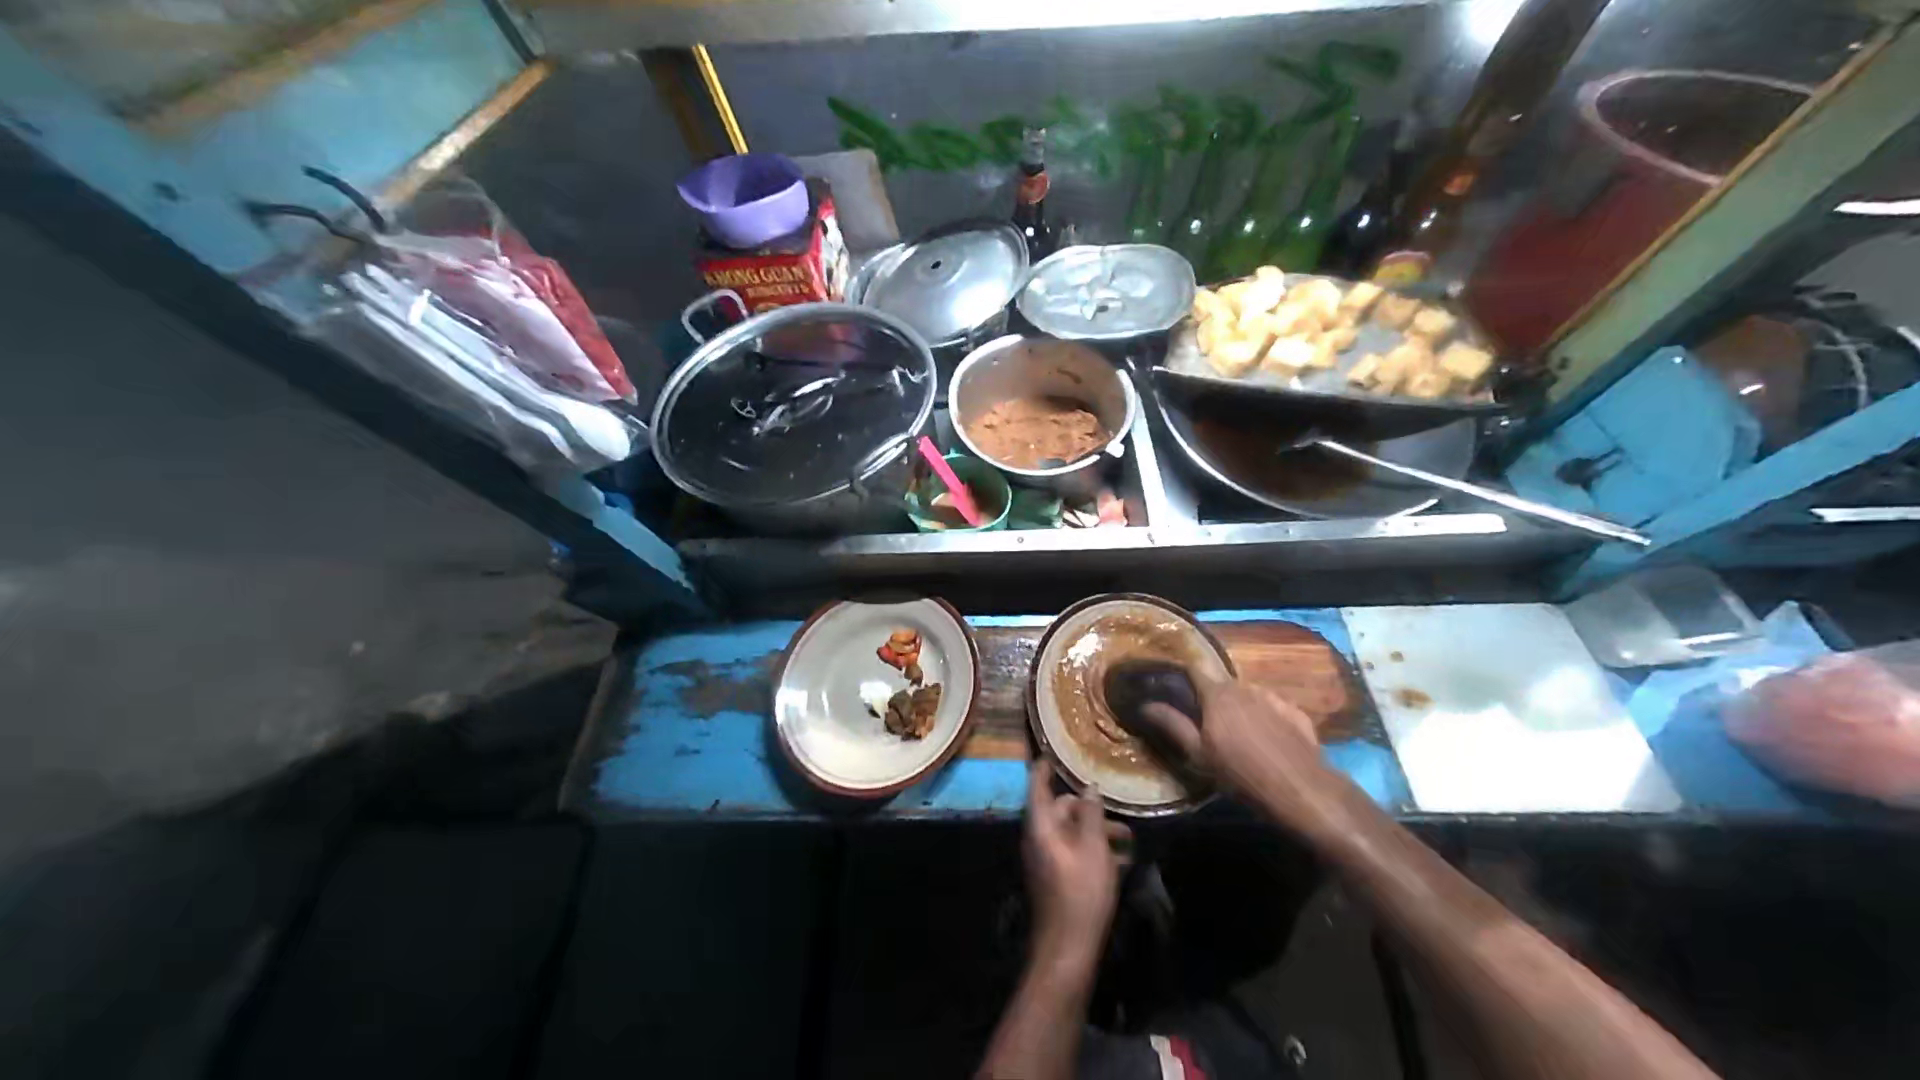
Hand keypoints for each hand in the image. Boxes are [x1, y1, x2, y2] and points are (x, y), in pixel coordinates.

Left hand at [1022, 760, 1130, 968]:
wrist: (1068, 946)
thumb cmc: (1081, 892)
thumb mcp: (1093, 848)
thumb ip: (1091, 814)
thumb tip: (1088, 787)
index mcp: (1040, 826)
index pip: (1037, 785)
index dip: (1043, 767)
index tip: (1051, 750)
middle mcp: (1037, 837)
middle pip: (1060, 810)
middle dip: (1089, 809)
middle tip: (1121, 817)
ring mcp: (1044, 858)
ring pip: (1070, 832)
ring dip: (1096, 831)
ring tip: (1129, 840)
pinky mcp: (1054, 876)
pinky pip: (1072, 851)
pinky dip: (1092, 849)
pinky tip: (1120, 860)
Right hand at [1136, 676, 1342, 834]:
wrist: (1301, 789)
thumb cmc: (1240, 772)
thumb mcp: (1198, 754)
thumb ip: (1172, 724)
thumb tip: (1146, 703)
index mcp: (1217, 694)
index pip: (1195, 668)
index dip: (1183, 674)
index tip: (1172, 685)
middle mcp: (1244, 687)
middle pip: (1221, 683)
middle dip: (1210, 696)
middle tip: (1204, 720)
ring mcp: (1273, 698)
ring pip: (1247, 695)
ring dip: (1238, 706)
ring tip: (1236, 732)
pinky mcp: (1296, 712)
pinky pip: (1271, 707)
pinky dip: (1264, 716)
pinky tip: (1265, 737)